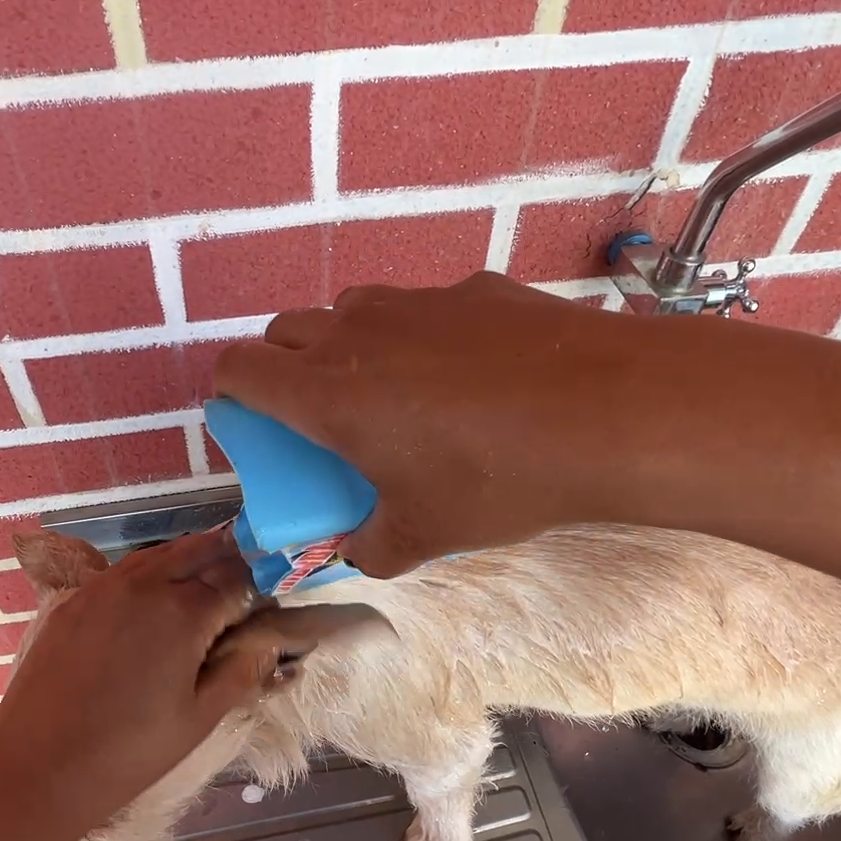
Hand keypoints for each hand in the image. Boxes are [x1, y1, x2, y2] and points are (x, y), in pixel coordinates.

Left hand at [0, 532, 269, 828]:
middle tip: (242, 584)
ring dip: (189, 560)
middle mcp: (145, 584)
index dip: (260, 587)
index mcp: (184, 611)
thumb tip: (270, 640)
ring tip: (204, 586)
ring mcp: (104, 586)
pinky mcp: (74, 598)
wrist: (36, 769)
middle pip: (199, 549)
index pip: (238, 578)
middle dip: (228, 559)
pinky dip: (150, 574)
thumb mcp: (200, 718)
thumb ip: (241, 670)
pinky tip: (153, 602)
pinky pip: (124, 571)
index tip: (268, 604)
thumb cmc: (129, 752)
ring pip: (160, 553)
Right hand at [215, 271, 652, 576]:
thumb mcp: (423, 535)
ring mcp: (415, 302)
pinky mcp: (470, 288)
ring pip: (350, 311)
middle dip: (285, 367)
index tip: (251, 416)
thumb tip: (359, 552)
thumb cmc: (495, 480)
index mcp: (326, 393)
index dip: (231, 389)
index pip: (238, 367)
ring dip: (347, 345)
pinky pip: (418, 308)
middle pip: (285, 330)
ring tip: (395, 391)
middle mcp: (356, 333)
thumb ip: (372, 549)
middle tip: (322, 414)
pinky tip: (472, 374)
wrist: (608, 414)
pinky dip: (417, 336)